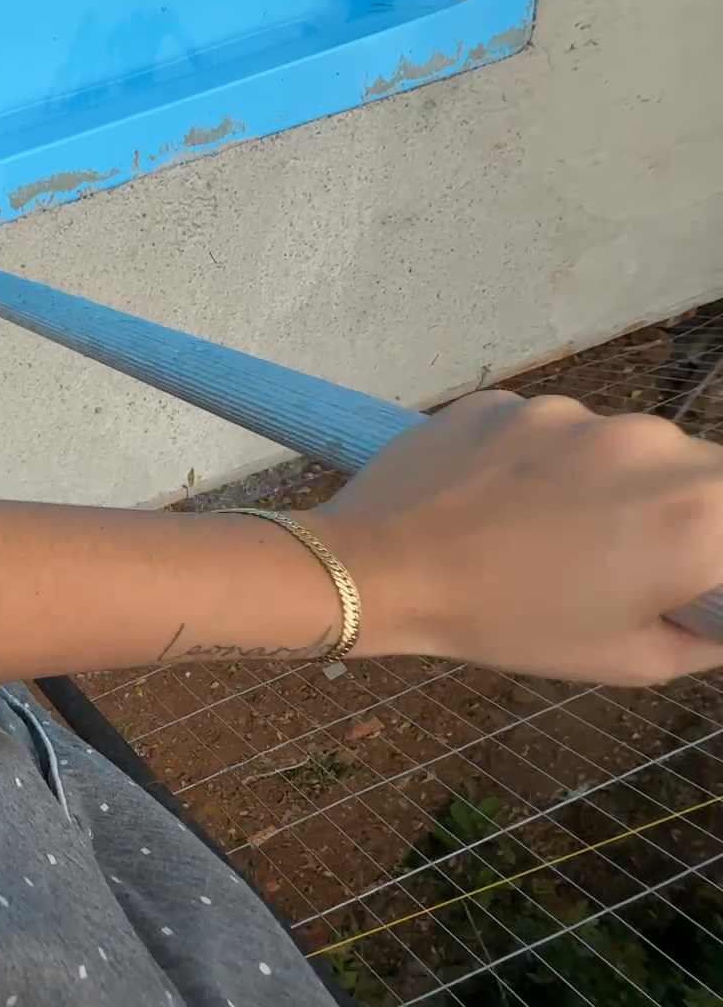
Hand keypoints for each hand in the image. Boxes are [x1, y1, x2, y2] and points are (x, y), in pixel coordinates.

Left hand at [302, 391, 722, 684]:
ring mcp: (556, 414)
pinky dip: (518, 453)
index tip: (658, 563)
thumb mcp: (632, 654)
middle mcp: (642, 442)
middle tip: (589, 545)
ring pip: (602, 441)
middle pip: (683, 468)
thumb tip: (713, 605)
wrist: (369, 572)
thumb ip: (709, 628)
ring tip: (522, 519)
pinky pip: (529, 427)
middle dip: (655, 504)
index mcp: (704, 507)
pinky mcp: (489, 404)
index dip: (704, 542)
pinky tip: (481, 491)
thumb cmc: (496, 620)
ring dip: (583, 472)